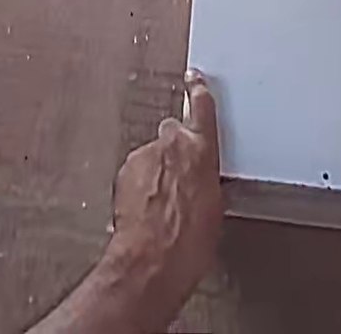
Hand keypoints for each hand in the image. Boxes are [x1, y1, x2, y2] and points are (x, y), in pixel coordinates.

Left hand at [99, 72, 223, 324]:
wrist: (151, 262)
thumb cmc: (188, 244)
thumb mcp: (215, 208)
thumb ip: (206, 176)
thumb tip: (201, 177)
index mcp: (200, 150)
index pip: (202, 107)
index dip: (198, 89)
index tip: (195, 78)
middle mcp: (171, 144)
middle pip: (173, 132)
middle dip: (175, 150)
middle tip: (180, 180)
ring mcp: (145, 154)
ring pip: (153, 154)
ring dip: (157, 171)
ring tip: (162, 205)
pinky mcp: (126, 168)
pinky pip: (137, 169)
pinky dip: (141, 182)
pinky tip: (147, 207)